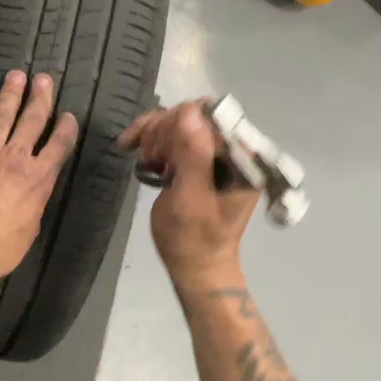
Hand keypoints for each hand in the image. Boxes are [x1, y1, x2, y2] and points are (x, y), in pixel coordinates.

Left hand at [0, 71, 78, 304]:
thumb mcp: (30, 228)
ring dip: (10, 94)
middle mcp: (16, 159)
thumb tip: (33, 188)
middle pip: (32, 121)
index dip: (66, 127)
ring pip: (2, 116)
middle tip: (44, 79)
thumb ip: (34, 200)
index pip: (59, 144)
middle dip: (40, 98)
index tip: (68, 116)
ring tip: (16, 76)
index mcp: (38, 179)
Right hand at [118, 100, 259, 278]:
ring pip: (180, 121)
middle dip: (164, 130)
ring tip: (145, 160)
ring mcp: (215, 153)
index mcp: (243, 159)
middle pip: (194, 115)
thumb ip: (193, 156)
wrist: (193, 266)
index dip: (180, 123)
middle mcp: (234, 150)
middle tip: (149, 159)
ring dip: (155, 134)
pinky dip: (151, 139)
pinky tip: (137, 151)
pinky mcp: (198, 159)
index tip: (157, 149)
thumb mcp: (191, 200)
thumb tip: (188, 113)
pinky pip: (174, 134)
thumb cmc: (193, 240)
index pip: (212, 116)